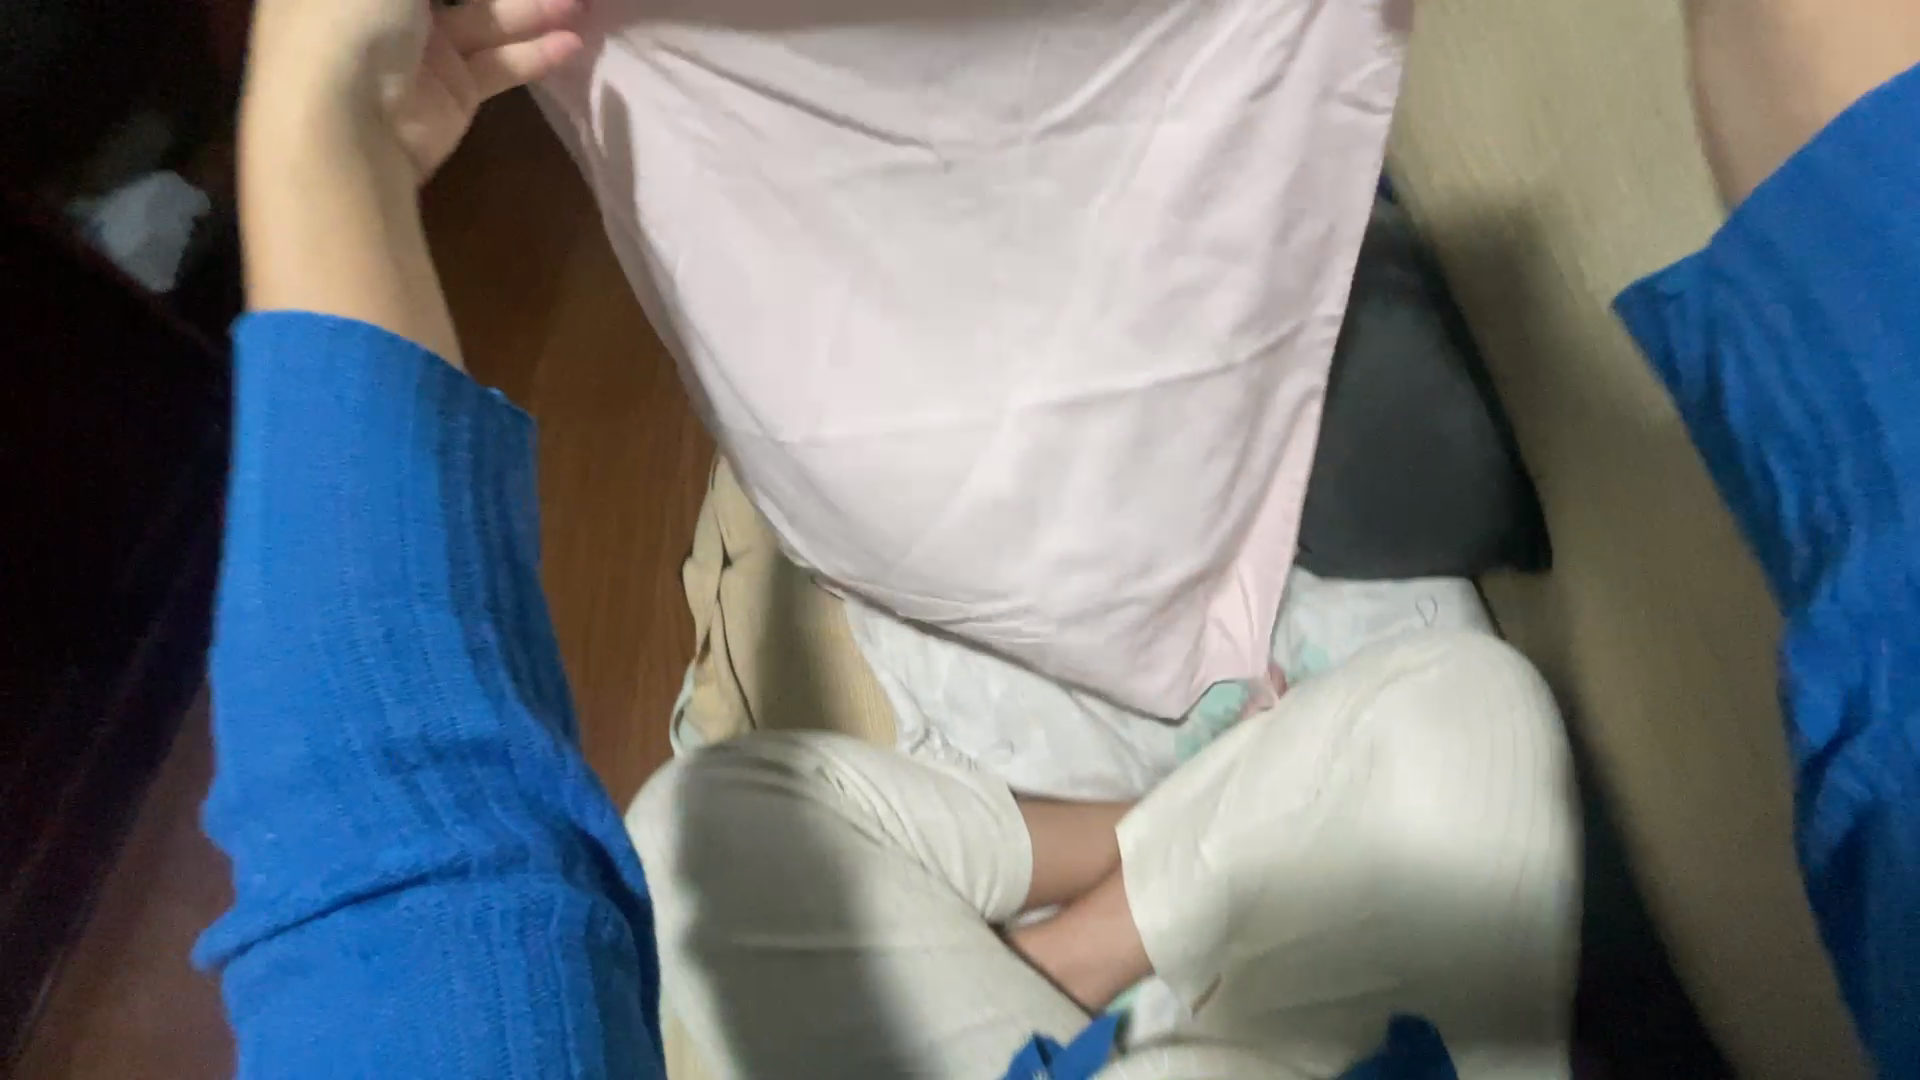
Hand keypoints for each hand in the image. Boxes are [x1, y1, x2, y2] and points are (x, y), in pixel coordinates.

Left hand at [244, 0, 584, 180]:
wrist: (349, 115)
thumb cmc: (350, 14)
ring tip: (581, 6)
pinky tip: (571, 45)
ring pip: (489, 20)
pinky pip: (500, 63)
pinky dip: (535, 54)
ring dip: (535, 12)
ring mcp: (426, 44)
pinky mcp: (456, 88)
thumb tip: (492, 0)